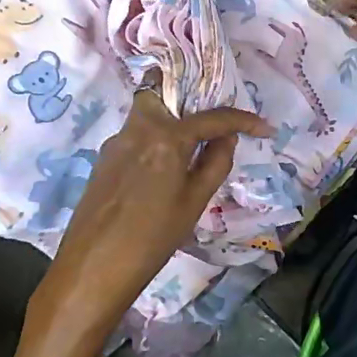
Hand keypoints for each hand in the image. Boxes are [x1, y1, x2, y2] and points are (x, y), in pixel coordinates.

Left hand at [33, 90, 269, 337]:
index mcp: (166, 136)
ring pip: (146, 111)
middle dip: (188, 96)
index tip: (264, 128)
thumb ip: (216, 162)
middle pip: (161, 90)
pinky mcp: (104, 158)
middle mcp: (137, 128)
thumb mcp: (195, 201)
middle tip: (212, 119)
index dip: (243, 120)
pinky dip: (155, 138)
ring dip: (171, 117)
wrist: (93, 267)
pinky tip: (163, 169)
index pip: (213, 117)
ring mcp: (116, 141)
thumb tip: (227, 136)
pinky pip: (135, 134)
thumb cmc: (152, 237)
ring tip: (193, 146)